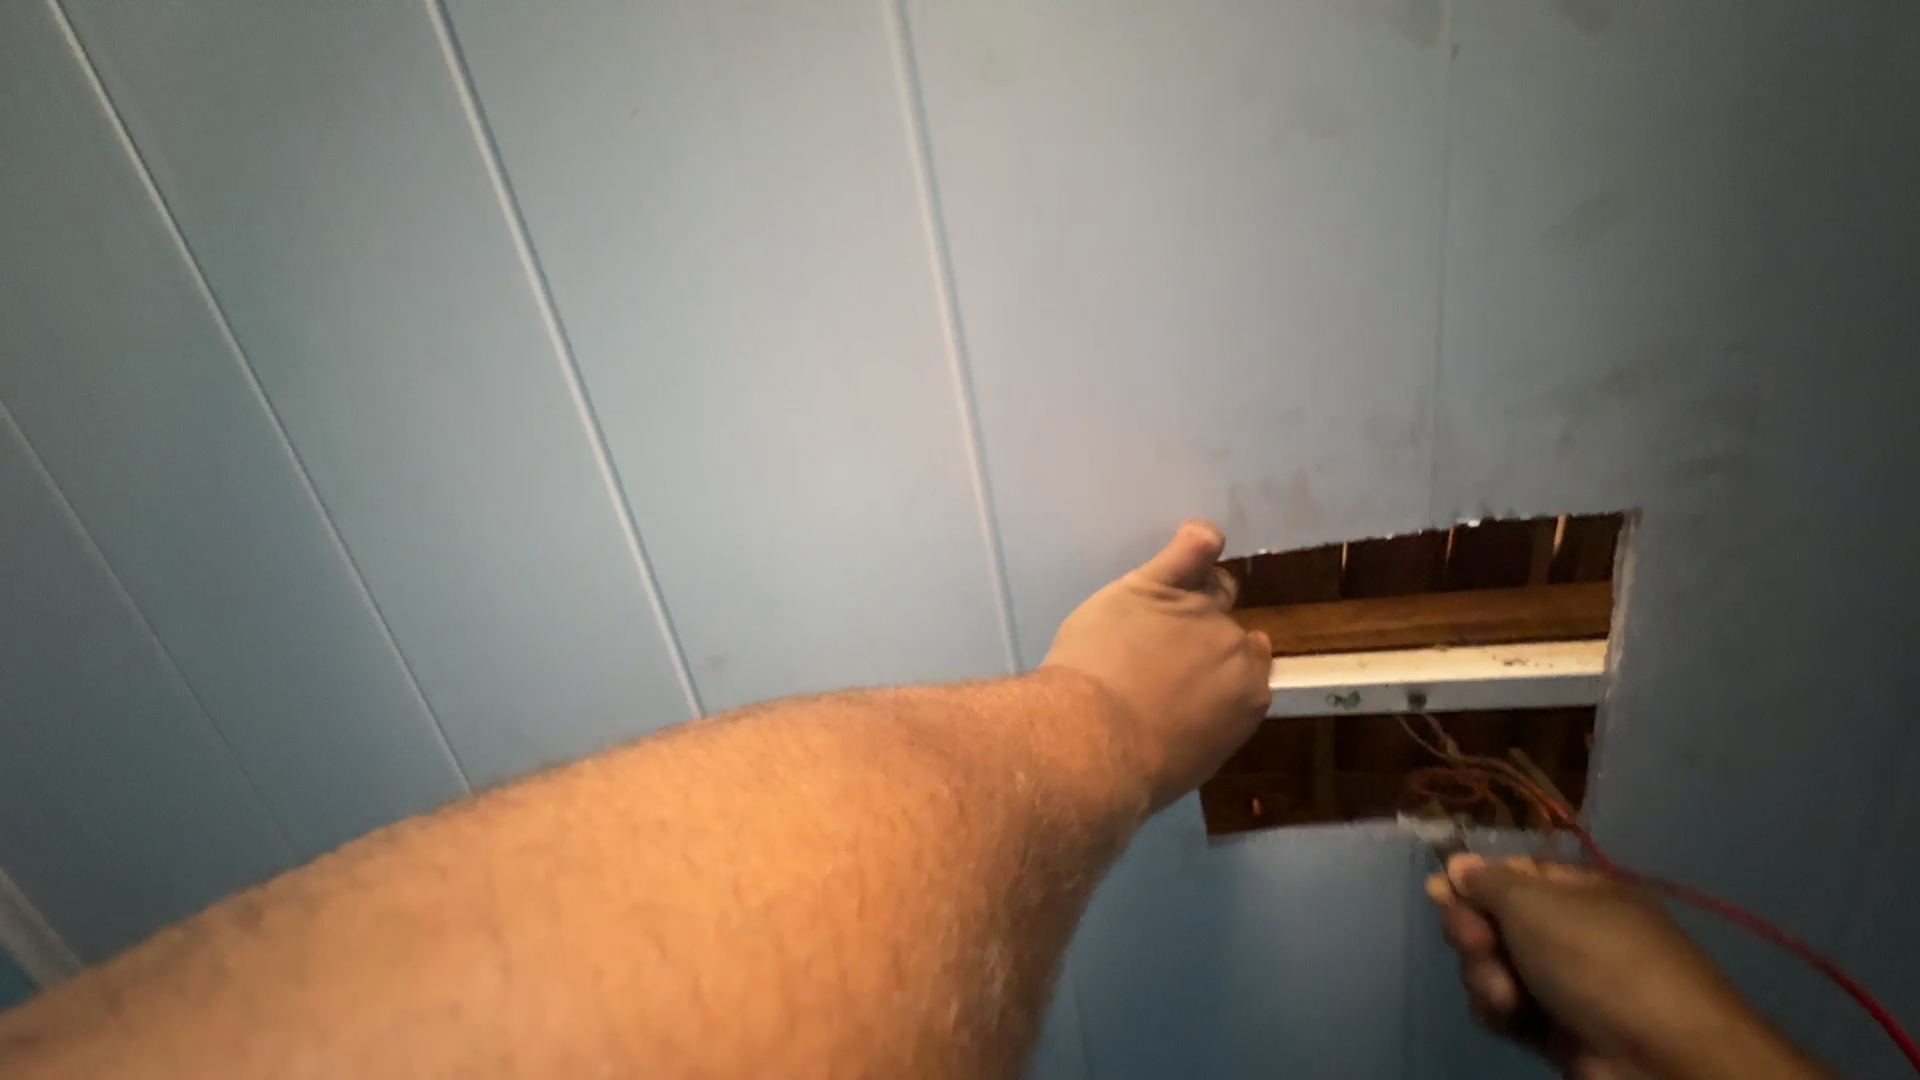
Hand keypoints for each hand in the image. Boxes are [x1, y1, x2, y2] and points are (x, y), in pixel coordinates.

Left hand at [1041, 520, 1270, 810]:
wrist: (1096, 736)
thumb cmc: (1137, 765)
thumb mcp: (1189, 759)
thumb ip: (1204, 722)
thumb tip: (1194, 715)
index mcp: (1247, 693)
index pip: (1250, 659)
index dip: (1222, 661)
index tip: (1196, 670)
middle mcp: (1231, 644)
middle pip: (1225, 624)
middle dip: (1199, 635)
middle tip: (1158, 652)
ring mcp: (1194, 610)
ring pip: (1207, 587)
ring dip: (1189, 594)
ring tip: (1156, 609)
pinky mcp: (1152, 586)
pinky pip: (1186, 551)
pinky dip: (1192, 542)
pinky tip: (1194, 537)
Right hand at [1428, 855, 1829, 1079]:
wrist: (1668, 1063)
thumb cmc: (1599, 961)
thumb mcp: (1532, 902)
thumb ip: (1484, 880)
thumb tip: (1456, 864)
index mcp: (1576, 894)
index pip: (1506, 875)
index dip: (1470, 881)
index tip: (1441, 890)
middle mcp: (1569, 934)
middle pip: (1490, 919)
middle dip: (1472, 931)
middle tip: (1476, 943)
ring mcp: (1563, 984)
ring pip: (1490, 963)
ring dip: (1483, 974)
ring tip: (1505, 995)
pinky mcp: (1556, 1029)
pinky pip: (1503, 1006)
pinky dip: (1497, 1010)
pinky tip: (1508, 1016)